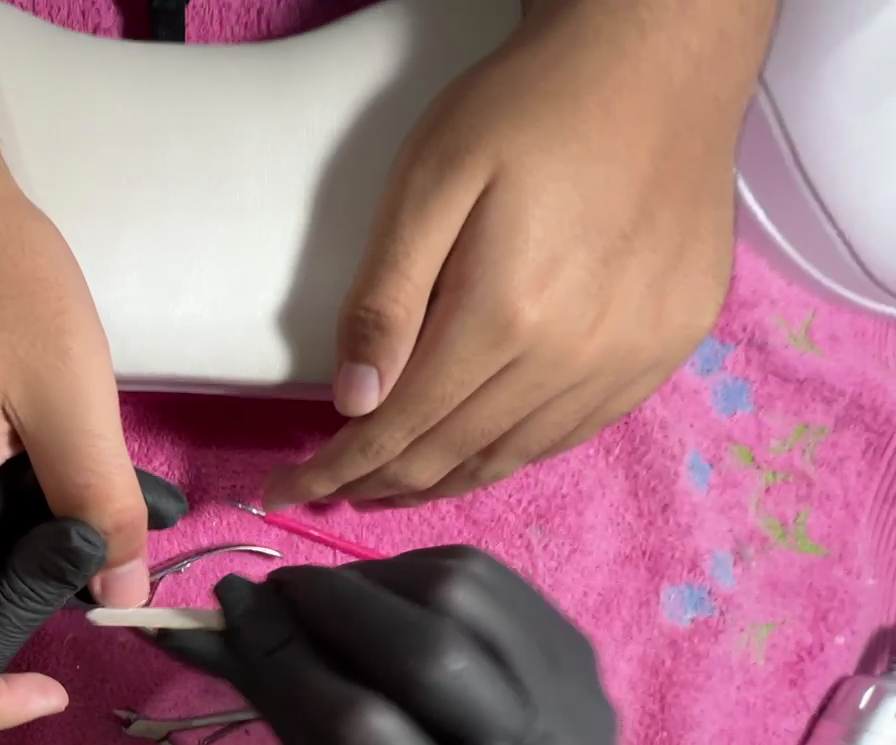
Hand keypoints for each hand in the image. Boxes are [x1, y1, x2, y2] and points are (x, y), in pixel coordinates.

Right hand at [159, 547, 621, 744]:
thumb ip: (261, 689)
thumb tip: (181, 617)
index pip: (353, 724)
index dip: (282, 653)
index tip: (232, 604)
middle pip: (424, 654)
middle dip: (330, 602)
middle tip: (279, 588)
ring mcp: (582, 707)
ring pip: (458, 597)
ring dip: (371, 580)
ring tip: (332, 596)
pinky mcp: (585, 652)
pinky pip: (485, 577)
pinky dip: (413, 570)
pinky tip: (385, 593)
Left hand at [265, 0, 772, 508]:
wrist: (664, 48)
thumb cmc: (523, 113)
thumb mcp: (423, 194)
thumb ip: (383, 305)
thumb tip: (351, 402)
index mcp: (504, 318)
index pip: (392, 432)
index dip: (331, 471)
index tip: (280, 491)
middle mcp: (574, 355)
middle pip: (443, 457)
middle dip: (369, 485)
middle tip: (321, 492)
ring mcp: (632, 356)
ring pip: (504, 459)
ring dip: (430, 483)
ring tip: (378, 490)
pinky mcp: (668, 345)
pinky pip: (566, 435)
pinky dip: (498, 459)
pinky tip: (462, 459)